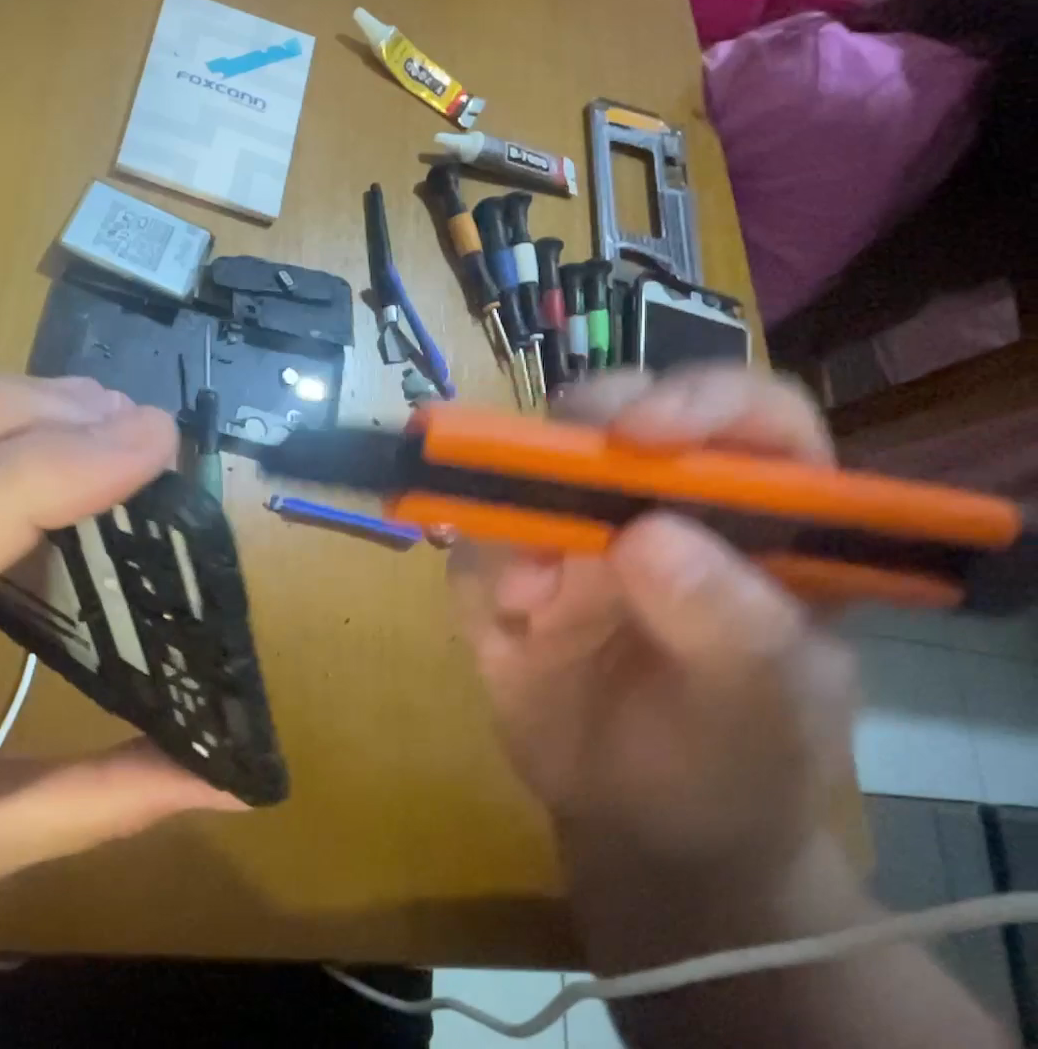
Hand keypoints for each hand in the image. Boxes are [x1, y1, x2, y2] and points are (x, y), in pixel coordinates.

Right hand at [448, 368, 858, 884]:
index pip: (747, 422)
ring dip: (507, 522)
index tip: (639, 436)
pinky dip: (476, 581)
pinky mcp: (508, 583)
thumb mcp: (764, 710)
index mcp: (763, 521)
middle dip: (568, 435)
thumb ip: (731, 624)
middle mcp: (663, 514)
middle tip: (534, 475)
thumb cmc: (736, 769)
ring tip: (525, 603)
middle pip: (614, 423)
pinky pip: (471, 551)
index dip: (696, 400)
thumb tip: (648, 533)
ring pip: (520, 480)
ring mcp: (576, 545)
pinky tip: (504, 635)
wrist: (644, 834)